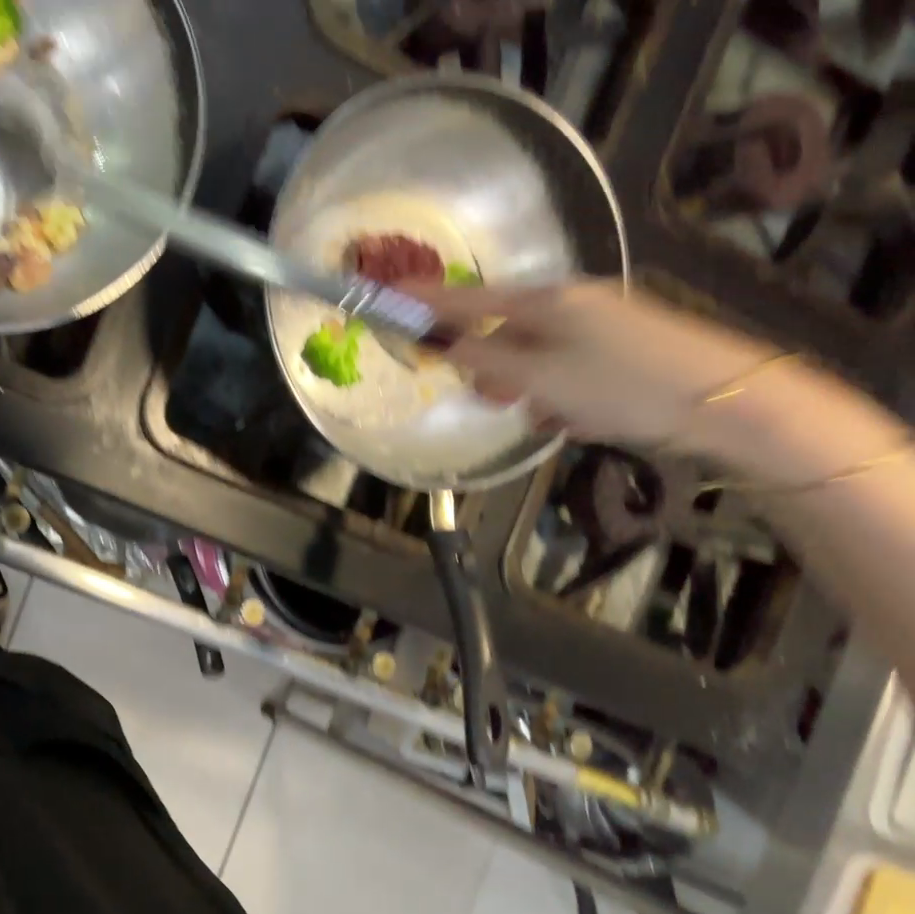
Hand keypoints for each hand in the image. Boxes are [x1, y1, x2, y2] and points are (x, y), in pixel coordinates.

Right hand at [418, 282, 776, 444]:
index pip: (467, 297)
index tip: (384, 296)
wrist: (728, 400)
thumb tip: (436, 342)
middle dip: (486, 364)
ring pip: (530, 355)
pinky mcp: (621, 348)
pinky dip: (557, 393)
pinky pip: (562, 369)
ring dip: (524, 386)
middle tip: (491, 396)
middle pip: (499, 329)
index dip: (424, 300)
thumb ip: (480, 358)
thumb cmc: (621, 385)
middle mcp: (570, 303)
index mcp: (546, 300)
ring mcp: (599, 324)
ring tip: (545, 414)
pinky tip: (577, 418)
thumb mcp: (537, 377)